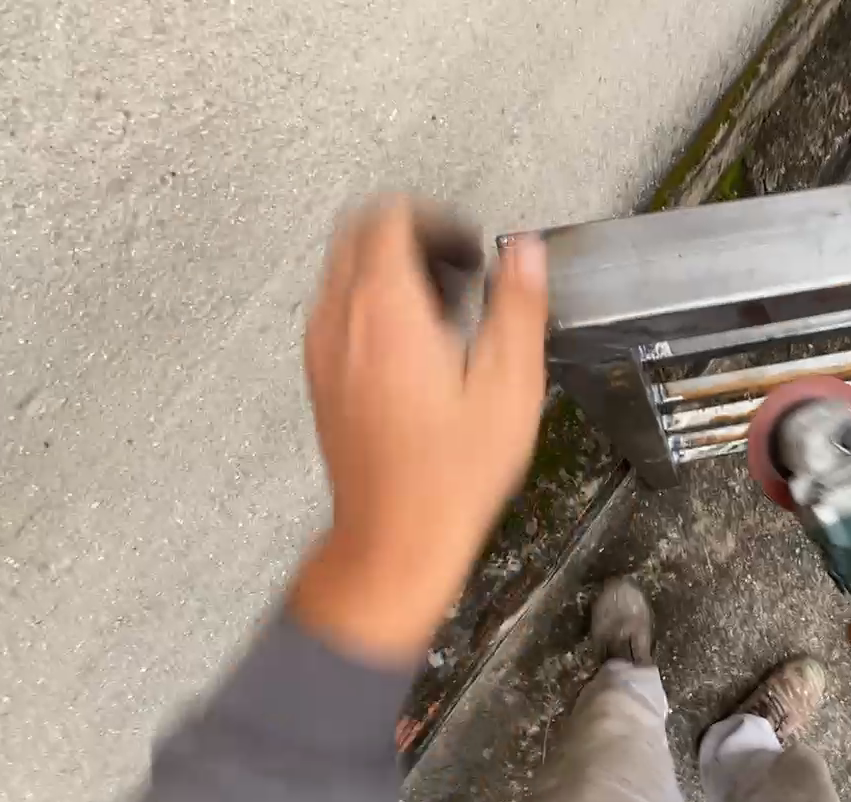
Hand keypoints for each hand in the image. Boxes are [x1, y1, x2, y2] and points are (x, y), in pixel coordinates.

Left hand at [289, 197, 548, 663]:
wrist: (397, 534)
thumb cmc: (453, 473)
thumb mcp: (511, 388)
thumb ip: (519, 309)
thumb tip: (527, 253)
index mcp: (387, 312)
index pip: (388, 217)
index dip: (436, 219)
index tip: (471, 248)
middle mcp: (341, 321)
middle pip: (359, 234)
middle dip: (413, 237)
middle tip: (463, 271)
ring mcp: (323, 350)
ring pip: (345, 271)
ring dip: (394, 271)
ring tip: (449, 313)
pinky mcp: (323, 377)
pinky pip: (340, 310)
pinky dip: (377, 305)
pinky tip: (422, 352)